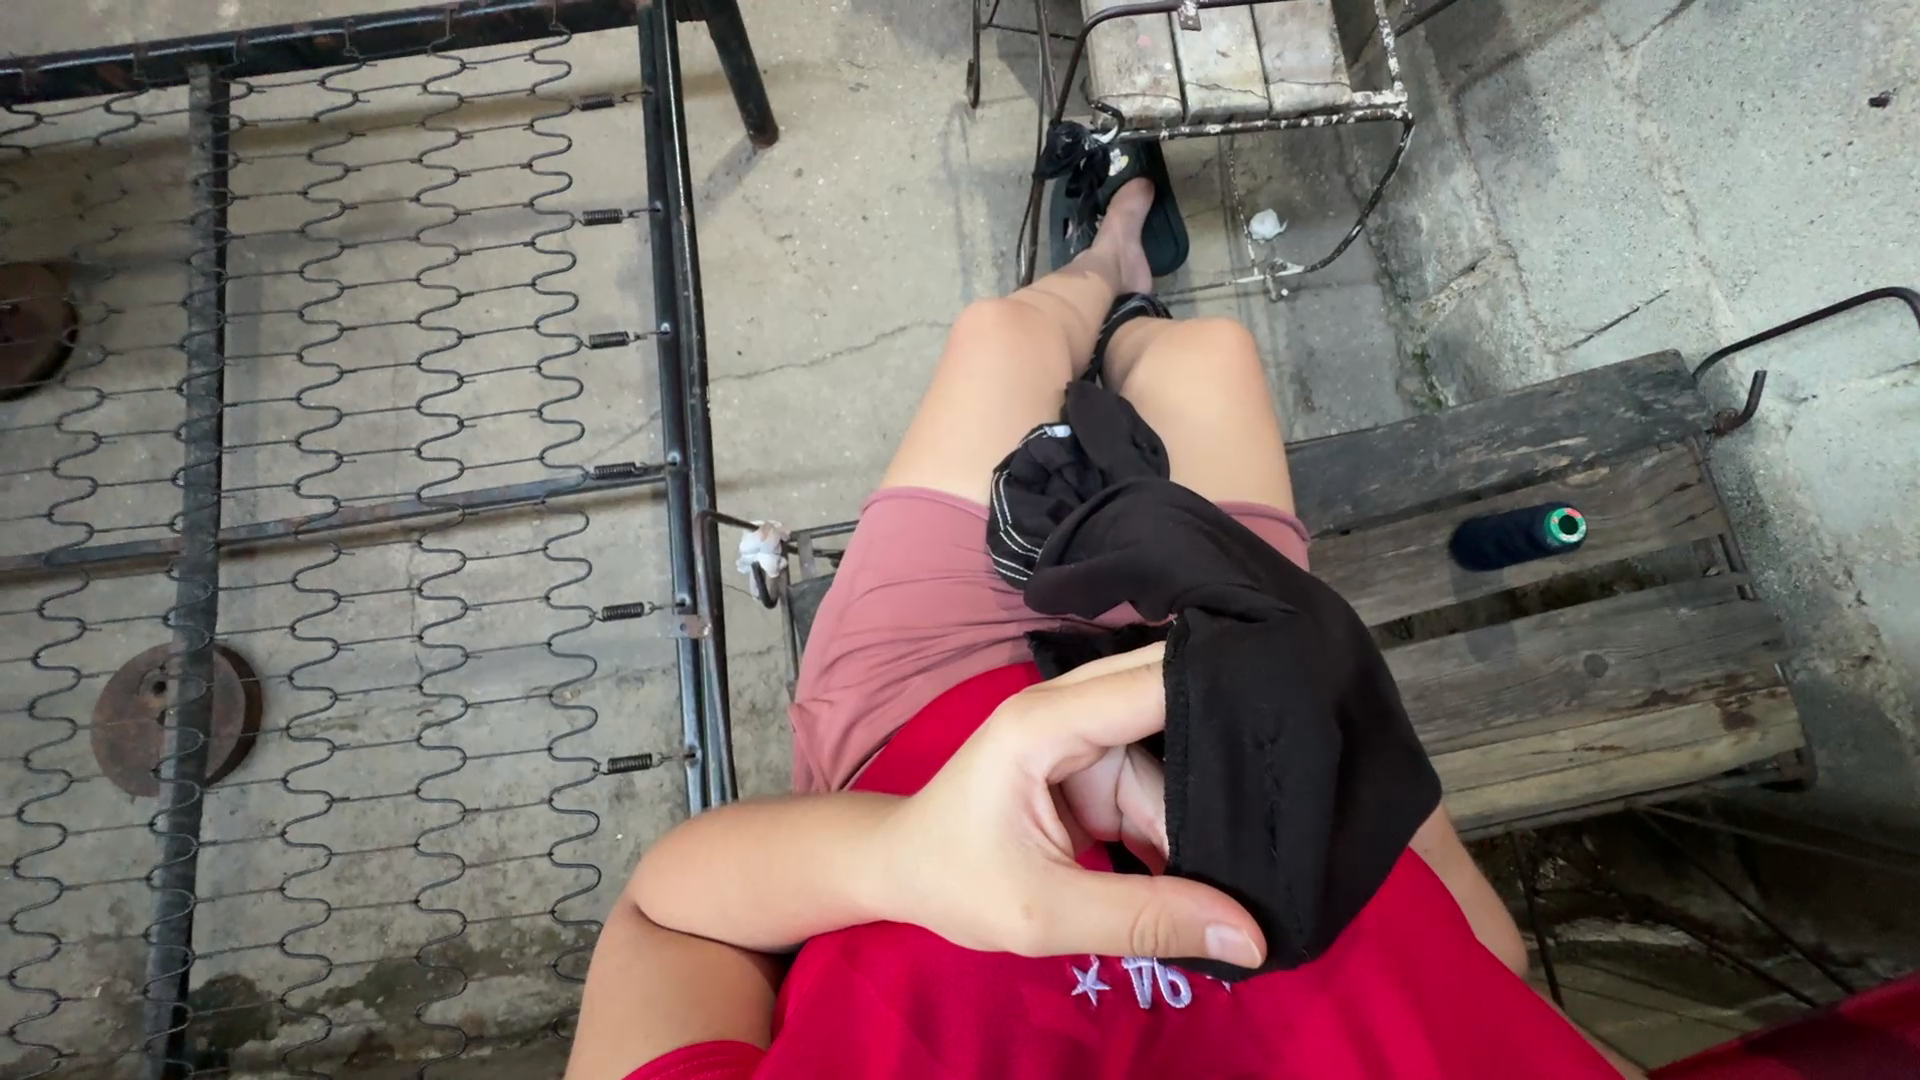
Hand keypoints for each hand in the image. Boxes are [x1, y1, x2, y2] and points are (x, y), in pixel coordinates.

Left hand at [874, 643, 1265, 967]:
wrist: (903, 870)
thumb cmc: (956, 878)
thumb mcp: (1044, 914)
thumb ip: (1144, 920)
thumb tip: (1249, 935)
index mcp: (1046, 720)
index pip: (1149, 685)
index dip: (1220, 686)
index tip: (1294, 703)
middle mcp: (1068, 712)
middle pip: (1165, 706)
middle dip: (1223, 747)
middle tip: (1298, 782)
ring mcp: (1080, 739)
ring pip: (1167, 761)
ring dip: (1199, 811)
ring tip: (1254, 864)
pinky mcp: (1088, 769)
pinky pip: (1151, 787)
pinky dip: (1176, 827)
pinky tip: (1210, 867)